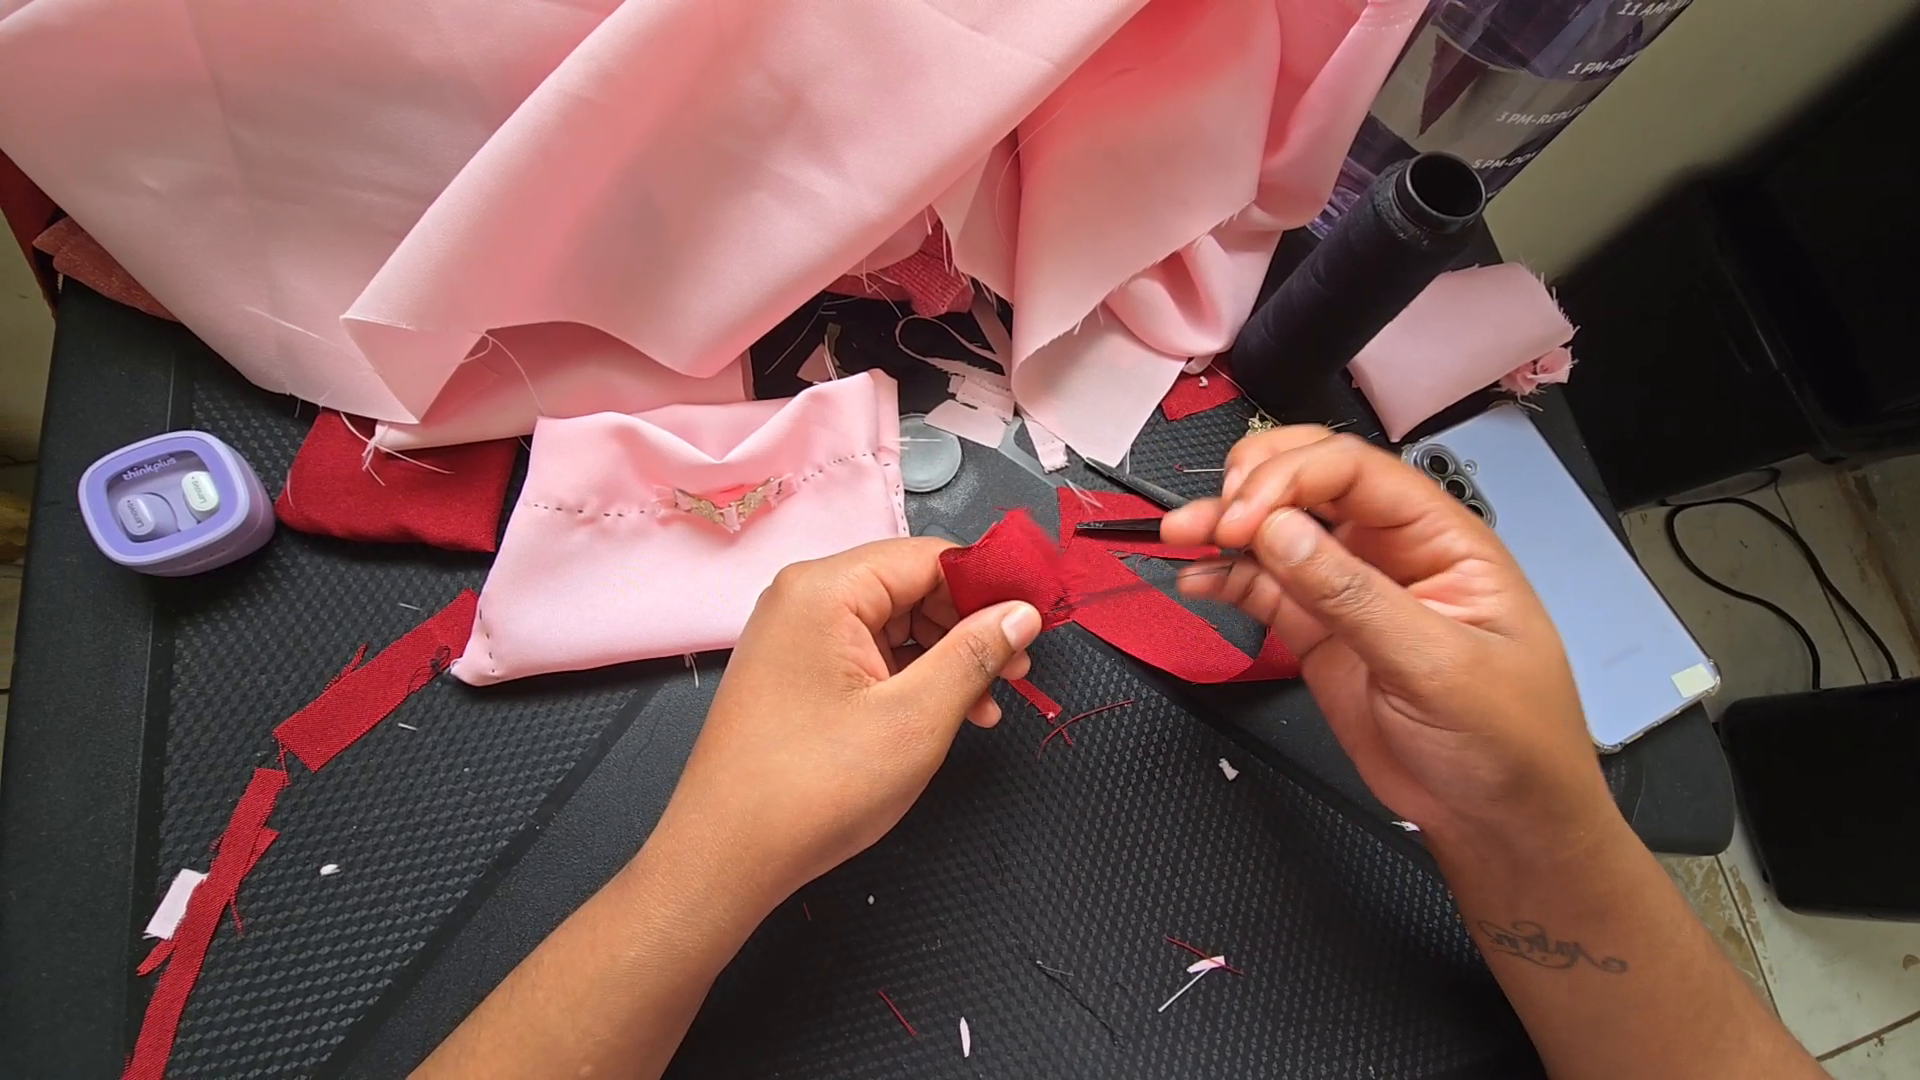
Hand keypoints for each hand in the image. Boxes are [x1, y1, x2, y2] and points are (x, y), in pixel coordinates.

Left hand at [654, 537, 1042, 907]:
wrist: (723, 862)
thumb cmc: (817, 788)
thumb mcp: (915, 719)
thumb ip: (975, 654)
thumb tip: (1023, 611)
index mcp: (826, 588)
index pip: (929, 557)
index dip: (989, 588)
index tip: (1034, 624)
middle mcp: (805, 597)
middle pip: (911, 587)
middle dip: (969, 628)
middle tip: (1017, 673)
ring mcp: (798, 633)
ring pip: (895, 623)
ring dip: (946, 658)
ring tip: (986, 705)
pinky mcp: (798, 668)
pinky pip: (869, 652)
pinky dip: (911, 677)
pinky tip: (946, 712)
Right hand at [1161, 427, 1615, 854]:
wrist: (1490, 817)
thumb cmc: (1505, 740)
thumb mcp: (1435, 666)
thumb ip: (1352, 595)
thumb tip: (1280, 531)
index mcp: (1437, 537)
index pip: (1353, 472)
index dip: (1289, 480)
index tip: (1242, 520)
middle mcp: (1385, 548)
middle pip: (1306, 481)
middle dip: (1251, 486)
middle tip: (1212, 519)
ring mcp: (1341, 586)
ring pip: (1271, 531)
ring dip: (1220, 527)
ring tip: (1178, 535)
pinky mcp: (1310, 625)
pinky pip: (1256, 585)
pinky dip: (1220, 578)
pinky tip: (1196, 581)